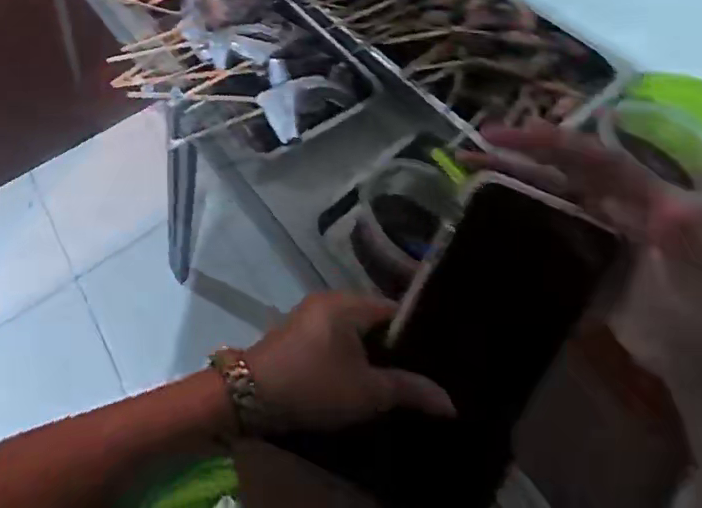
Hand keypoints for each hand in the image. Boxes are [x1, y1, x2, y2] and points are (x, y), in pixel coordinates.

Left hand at [244, 292, 453, 432]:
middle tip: (423, 372)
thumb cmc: (314, 384)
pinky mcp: (298, 333)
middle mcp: (329, 299)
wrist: (251, 393)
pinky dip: (352, 353)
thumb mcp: (367, 391)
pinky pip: (336, 337)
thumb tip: (450, 401)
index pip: (393, 308)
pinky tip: (364, 377)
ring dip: (372, 352)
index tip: (440, 355)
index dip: (417, 331)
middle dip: (395, 344)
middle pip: (373, 317)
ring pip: (353, 329)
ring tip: (399, 378)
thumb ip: (409, 389)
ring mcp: (310, 314)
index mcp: (347, 302)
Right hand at [468, 125, 701, 417]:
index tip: (514, 133)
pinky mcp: (587, 259)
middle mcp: (620, 204)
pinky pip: (548, 229)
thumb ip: (687, 243)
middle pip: (565, 169)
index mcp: (649, 196)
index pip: (596, 159)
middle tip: (475, 143)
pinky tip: (486, 213)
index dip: (556, 142)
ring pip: (551, 194)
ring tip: (467, 166)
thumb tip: (677, 207)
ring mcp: (602, 231)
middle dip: (521, 152)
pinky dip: (518, 217)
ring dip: (513, 178)